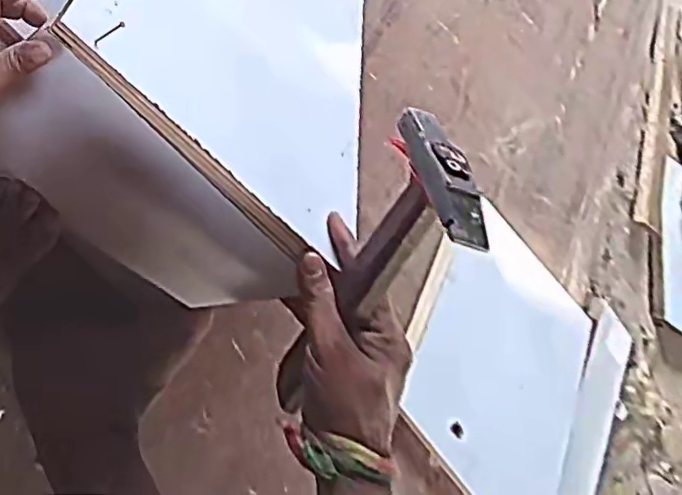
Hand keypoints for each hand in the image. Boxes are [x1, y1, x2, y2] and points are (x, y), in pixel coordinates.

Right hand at [283, 212, 411, 452]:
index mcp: (388, 336)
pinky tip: (293, 296)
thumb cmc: (346, 412)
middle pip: (352, 290)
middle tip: (310, 241)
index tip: (335, 225)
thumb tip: (311, 264)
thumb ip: (318, 301)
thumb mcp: (327, 348)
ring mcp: (362, 348)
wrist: (341, 456)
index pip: (367, 281)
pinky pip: (327, 320)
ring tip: (297, 266)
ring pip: (338, 304)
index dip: (349, 251)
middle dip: (329, 267)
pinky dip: (310, 307)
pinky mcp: (343, 356)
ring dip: (316, 288)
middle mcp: (380, 340)